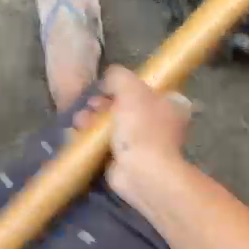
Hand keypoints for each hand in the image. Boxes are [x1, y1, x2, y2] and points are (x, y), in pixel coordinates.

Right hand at [76, 66, 191, 195]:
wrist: (142, 172)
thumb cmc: (142, 127)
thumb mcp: (131, 89)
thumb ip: (119, 76)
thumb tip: (109, 77)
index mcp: (170, 104)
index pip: (146, 89)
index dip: (125, 86)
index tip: (108, 87)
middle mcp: (159, 123)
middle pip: (126, 106)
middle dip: (103, 104)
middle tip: (91, 105)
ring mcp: (143, 143)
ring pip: (113, 125)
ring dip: (94, 120)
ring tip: (80, 120)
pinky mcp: (126, 160)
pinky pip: (105, 144)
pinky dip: (91, 139)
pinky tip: (77, 133)